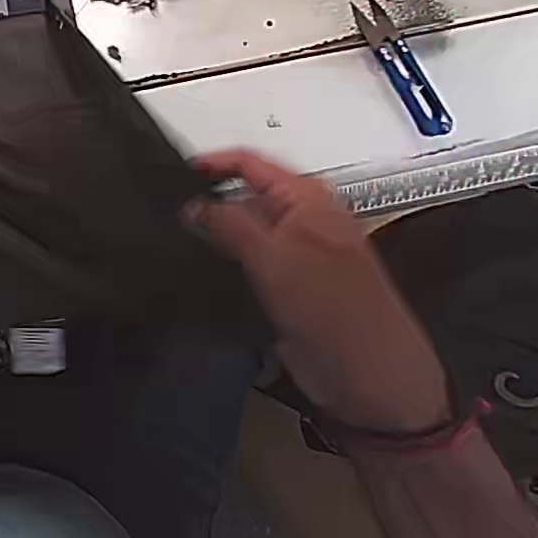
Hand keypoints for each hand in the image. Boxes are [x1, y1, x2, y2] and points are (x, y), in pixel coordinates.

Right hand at [191, 149, 451, 433]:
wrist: (365, 374)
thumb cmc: (341, 314)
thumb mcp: (274, 258)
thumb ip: (229, 224)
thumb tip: (194, 204)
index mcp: (308, 200)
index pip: (252, 163)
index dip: (213, 163)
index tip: (179, 171)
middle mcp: (301, 221)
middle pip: (245, 194)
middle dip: (209, 198)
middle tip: (172, 204)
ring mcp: (292, 253)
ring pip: (242, 228)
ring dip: (214, 231)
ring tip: (179, 233)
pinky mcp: (283, 282)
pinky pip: (244, 260)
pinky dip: (222, 258)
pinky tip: (201, 265)